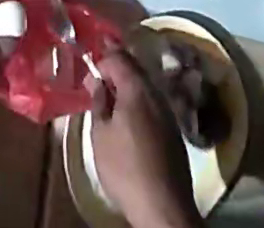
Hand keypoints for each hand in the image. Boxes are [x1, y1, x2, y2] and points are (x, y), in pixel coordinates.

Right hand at [89, 48, 201, 227]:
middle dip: (116, 69)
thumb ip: (98, 102)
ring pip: (145, 86)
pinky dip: (139, 101)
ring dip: (127, 86)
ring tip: (110, 100)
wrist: (163, 205)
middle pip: (135, 68)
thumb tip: (96, 80)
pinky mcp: (173, 128)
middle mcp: (155, 92)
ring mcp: (168, 109)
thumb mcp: (100, 135)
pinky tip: (129, 118)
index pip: (119, 57)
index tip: (90, 69)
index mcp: (136, 88)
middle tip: (98, 81)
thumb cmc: (125, 168)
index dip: (102, 58)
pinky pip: (153, 103)